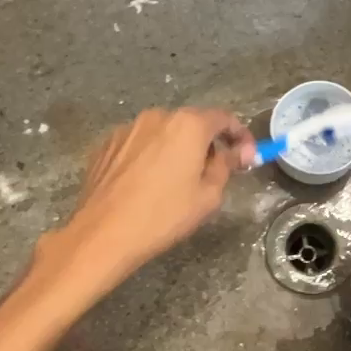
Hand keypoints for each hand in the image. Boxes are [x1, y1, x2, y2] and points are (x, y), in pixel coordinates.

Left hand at [41, 108, 252, 289]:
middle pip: (191, 123)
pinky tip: (146, 184)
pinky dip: (149, 157)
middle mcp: (157, 116)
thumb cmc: (164, 215)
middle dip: (206, 144)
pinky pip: (138, 145)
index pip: (223, 118)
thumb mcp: (208, 196)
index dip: (240, 136)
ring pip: (162, 134)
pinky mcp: (106, 145)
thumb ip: (226, 165)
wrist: (104, 233)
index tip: (246, 156)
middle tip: (212, 173)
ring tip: (175, 181)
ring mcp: (127, 128)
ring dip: (175, 150)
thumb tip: (238, 152)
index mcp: (188, 125)